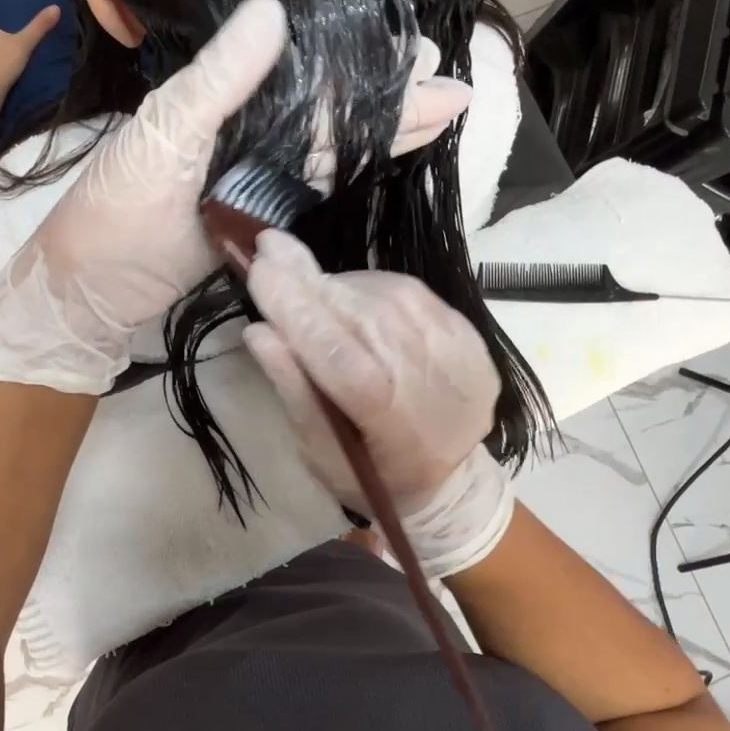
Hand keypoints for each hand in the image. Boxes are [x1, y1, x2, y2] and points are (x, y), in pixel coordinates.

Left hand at [0, 0, 474, 393]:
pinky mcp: (257, 217)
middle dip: (389, 96)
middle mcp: (242, 130)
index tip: (415, 47)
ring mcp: (252, 176)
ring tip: (446, 113)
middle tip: (453, 82)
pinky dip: (352, 171)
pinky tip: (390, 156)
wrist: (93, 290)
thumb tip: (274, 8)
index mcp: (218, 99)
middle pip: (327, 108)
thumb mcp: (163, 136)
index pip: (302, 70)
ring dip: (385, 131)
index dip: (358, 59)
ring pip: (330, 146)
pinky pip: (312, 187)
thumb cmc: (116, 208)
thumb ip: (218, 80)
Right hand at [241, 229, 514, 579]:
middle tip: (269, 249)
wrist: (450, 481)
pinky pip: (412, 294)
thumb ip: (295, 392)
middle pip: (363, 317)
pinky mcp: (470, 334)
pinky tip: (348, 293)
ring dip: (338, 283)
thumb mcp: (320, 453)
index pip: (338, 357)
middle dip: (310, 281)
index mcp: (393, 422)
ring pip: (386, 297)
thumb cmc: (372, 475)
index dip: (298, 312)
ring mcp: (458, 353)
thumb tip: (259, 331)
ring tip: (304, 281)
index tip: (259, 268)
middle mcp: (432, 379)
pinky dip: (371, 287)